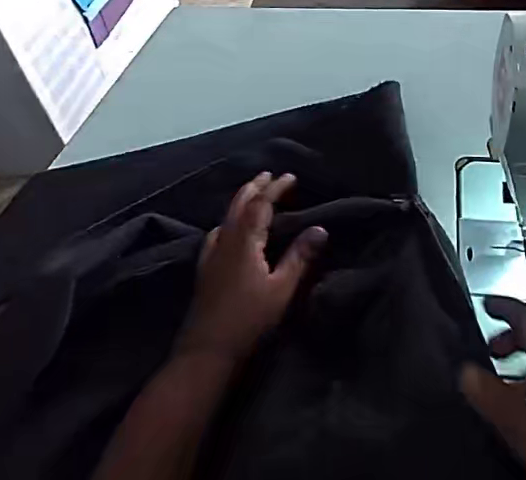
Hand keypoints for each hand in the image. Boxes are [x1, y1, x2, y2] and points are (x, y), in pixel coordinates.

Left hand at [175, 172, 327, 364]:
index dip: (276, 187)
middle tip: (269, 175)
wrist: (206, 350)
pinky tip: (227, 227)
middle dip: (256, 186)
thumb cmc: (249, 320)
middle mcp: (226, 238)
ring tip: (253, 192)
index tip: (290, 176)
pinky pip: (217, 231)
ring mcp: (212, 252)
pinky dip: (228, 220)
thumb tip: (320, 229)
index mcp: (246, 239)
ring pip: (227, 215)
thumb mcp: (281, 290)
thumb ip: (300, 257)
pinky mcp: (205, 266)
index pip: (262, 203)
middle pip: (241, 203)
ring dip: (242, 200)